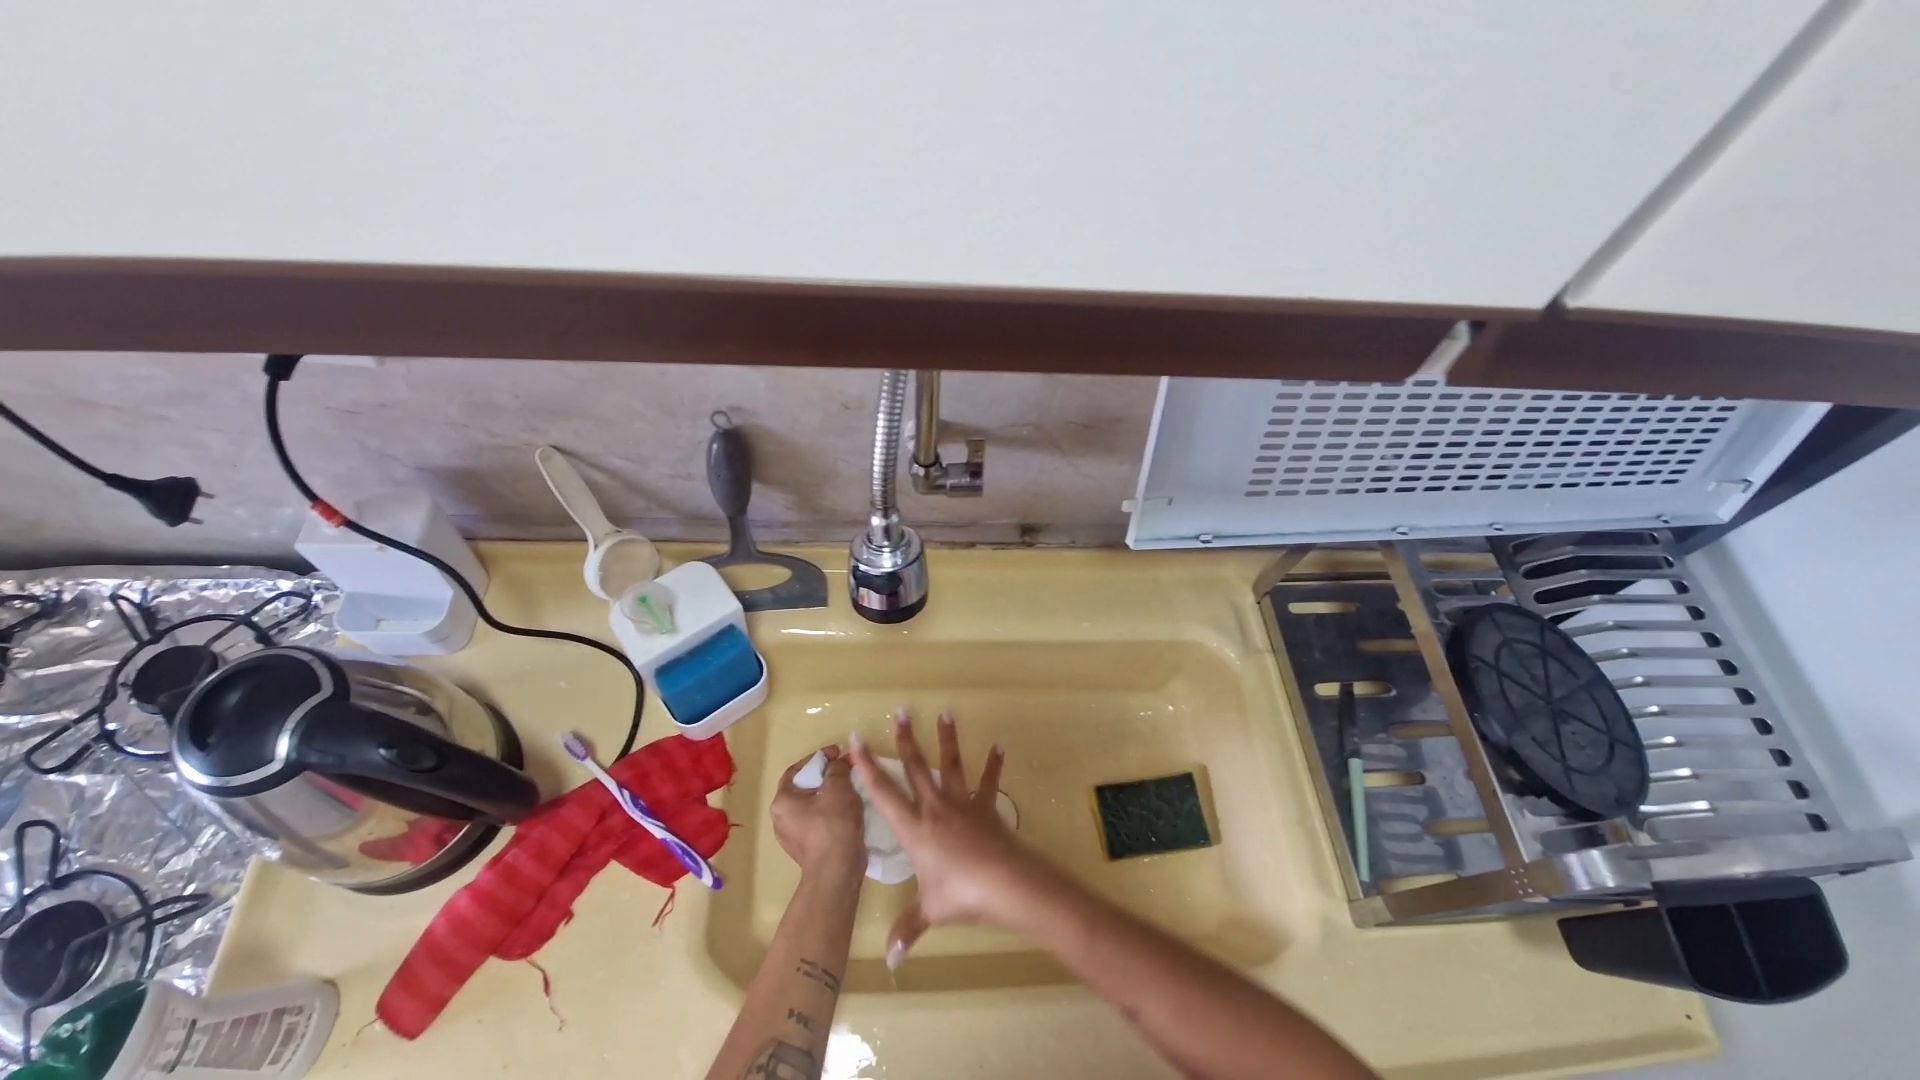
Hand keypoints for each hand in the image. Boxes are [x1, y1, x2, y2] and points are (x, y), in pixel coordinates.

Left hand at [770, 746, 865, 878]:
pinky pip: (817, 822)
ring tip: (850, 790)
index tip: (838, 753)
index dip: (818, 758)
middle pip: (804, 788)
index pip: (797, 770)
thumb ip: (837, 768)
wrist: (837, 870)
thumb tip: (839, 761)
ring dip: (829, 795)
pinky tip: (847, 812)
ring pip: (811, 806)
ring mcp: (791, 837)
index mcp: (782, 801)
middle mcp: (780, 819)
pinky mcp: (805, 849)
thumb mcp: (839, 787)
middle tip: (845, 771)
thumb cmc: (834, 824)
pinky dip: (830, 813)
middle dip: (825, 777)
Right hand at [849, 710, 1044, 968]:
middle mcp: (934, 808)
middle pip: (917, 768)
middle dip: (907, 740)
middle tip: (901, 712)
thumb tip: (890, 960)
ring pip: (951, 764)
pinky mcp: (988, 808)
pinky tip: (999, 745)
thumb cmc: (962, 895)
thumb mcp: (930, 912)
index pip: (884, 793)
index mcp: (914, 829)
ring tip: (945, 712)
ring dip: (948, 739)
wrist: (1007, 883)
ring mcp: (963, 804)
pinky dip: (994, 764)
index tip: (857, 741)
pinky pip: (989, 783)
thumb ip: (908, 930)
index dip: (868, 767)